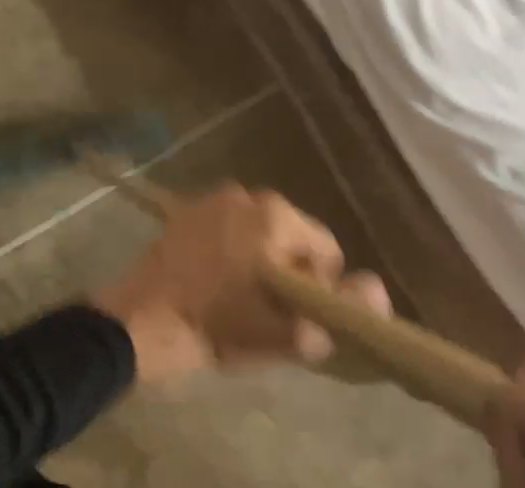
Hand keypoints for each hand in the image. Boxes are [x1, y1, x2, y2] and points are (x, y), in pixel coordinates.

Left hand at [90, 184, 389, 386]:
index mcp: (276, 215)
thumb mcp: (291, 329)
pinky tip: (213, 282)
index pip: (326, 249)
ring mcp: (208, 200)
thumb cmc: (222, 324)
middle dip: (289, 271)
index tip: (299, 314)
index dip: (323, 287)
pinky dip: (227, 252)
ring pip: (255, 234)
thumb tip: (378, 289)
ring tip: (239, 298)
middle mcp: (244, 194)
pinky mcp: (181, 213)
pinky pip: (223, 232)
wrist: (146, 320)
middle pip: (289, 237)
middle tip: (268, 309)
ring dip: (257, 261)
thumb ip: (341, 309)